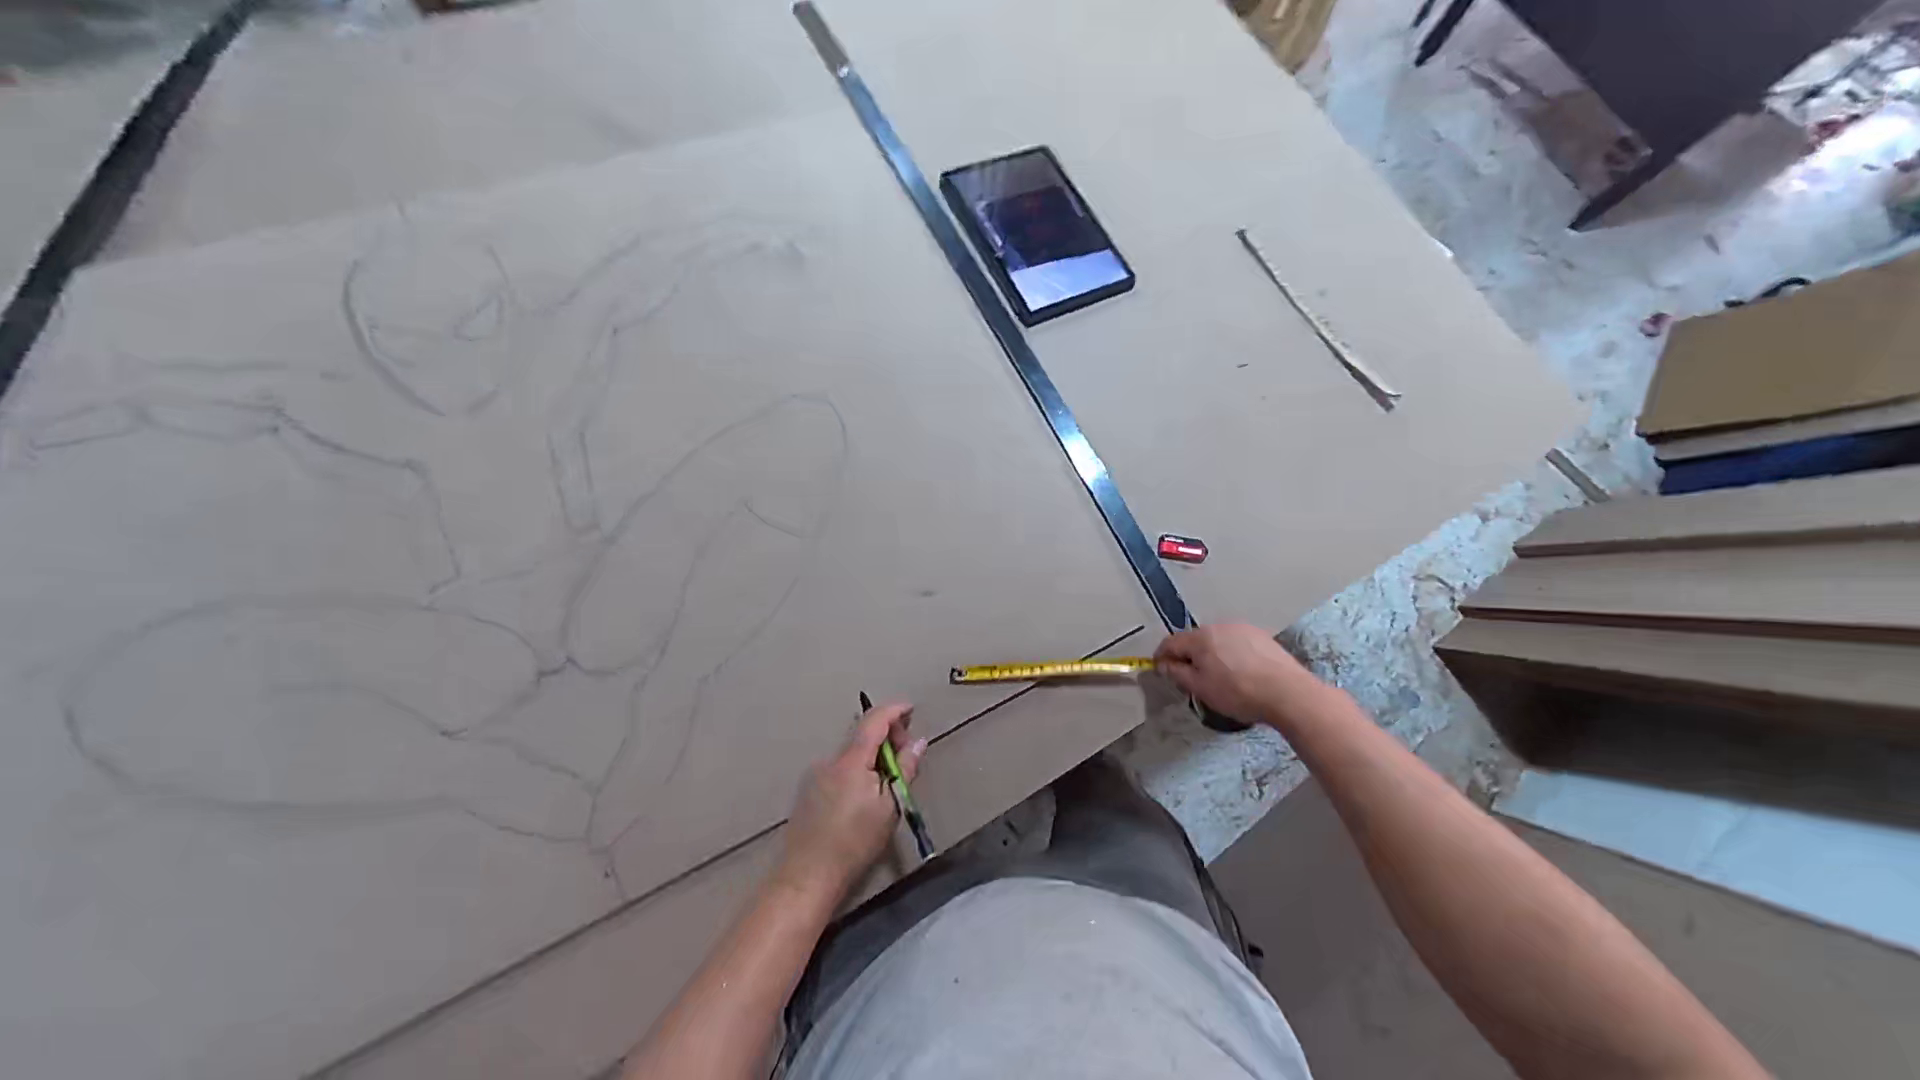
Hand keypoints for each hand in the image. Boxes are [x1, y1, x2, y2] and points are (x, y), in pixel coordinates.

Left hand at [777, 702, 925, 901]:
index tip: (911, 709)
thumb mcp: (890, 807)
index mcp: (851, 760)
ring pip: (851, 752)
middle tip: (907, 754)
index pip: (874, 720)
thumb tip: (917, 742)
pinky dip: (857, 769)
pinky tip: (864, 795)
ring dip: (872, 755)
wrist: (807, 875)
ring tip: (888, 781)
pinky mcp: (808, 790)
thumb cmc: (855, 842)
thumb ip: (905, 769)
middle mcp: (830, 759)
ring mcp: (815, 774)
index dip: (895, 710)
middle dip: (887, 735)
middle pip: (862, 734)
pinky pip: (839, 768)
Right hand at [1155, 623, 1329, 730]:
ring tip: (1219, 677)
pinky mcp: (1261, 636)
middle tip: (1192, 678)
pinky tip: (1241, 672)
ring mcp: (1242, 628)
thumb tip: (1163, 664)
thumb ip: (1177, 674)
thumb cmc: (1238, 692)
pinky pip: (1236, 642)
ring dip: (1211, 654)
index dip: (1162, 657)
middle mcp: (1219, 626)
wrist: (1288, 693)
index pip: (1170, 642)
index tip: (1161, 670)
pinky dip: (1231, 654)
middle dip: (1189, 656)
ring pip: (1216, 640)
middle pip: (1194, 640)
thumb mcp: (1200, 688)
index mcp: (1200, 637)